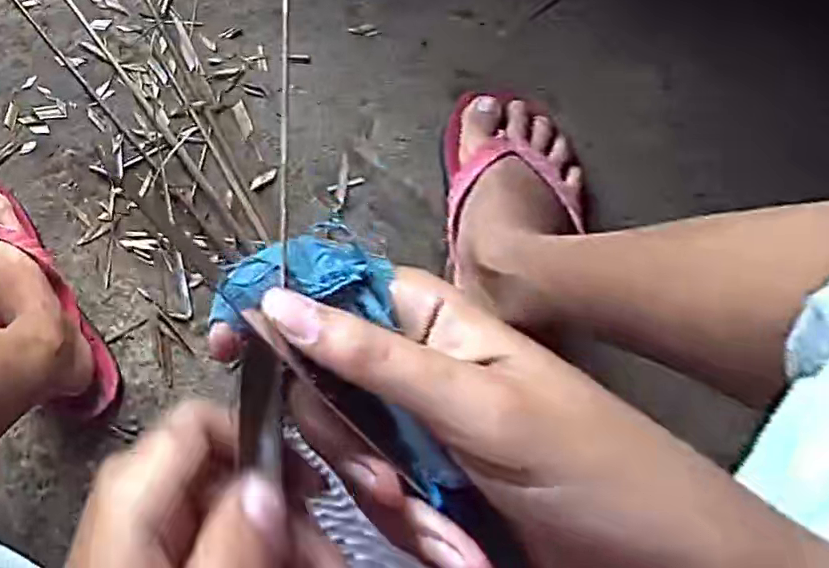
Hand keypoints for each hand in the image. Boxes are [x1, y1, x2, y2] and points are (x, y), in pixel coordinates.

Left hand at [66, 401, 344, 567]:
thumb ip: (233, 540)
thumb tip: (268, 487)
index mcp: (132, 483)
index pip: (197, 420)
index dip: (255, 439)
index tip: (306, 482)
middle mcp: (133, 490)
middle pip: (218, 470)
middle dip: (278, 508)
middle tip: (327, 554)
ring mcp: (140, 522)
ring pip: (219, 506)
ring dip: (272, 537)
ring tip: (316, 566)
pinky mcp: (148, 551)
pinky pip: (205, 537)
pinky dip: (246, 553)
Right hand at [235, 270, 828, 567]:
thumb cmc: (598, 471)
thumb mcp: (480, 406)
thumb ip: (369, 354)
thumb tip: (272, 301)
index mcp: (417, 314)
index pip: (321, 286)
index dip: (271, 304)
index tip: (230, 340)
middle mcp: (400, 357)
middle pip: (313, 370)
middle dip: (344, 436)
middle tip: (384, 479)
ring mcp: (406, 421)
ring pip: (335, 436)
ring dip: (382, 491)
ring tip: (445, 531)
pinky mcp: (416, 478)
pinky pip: (367, 488)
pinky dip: (405, 524)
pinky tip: (456, 548)